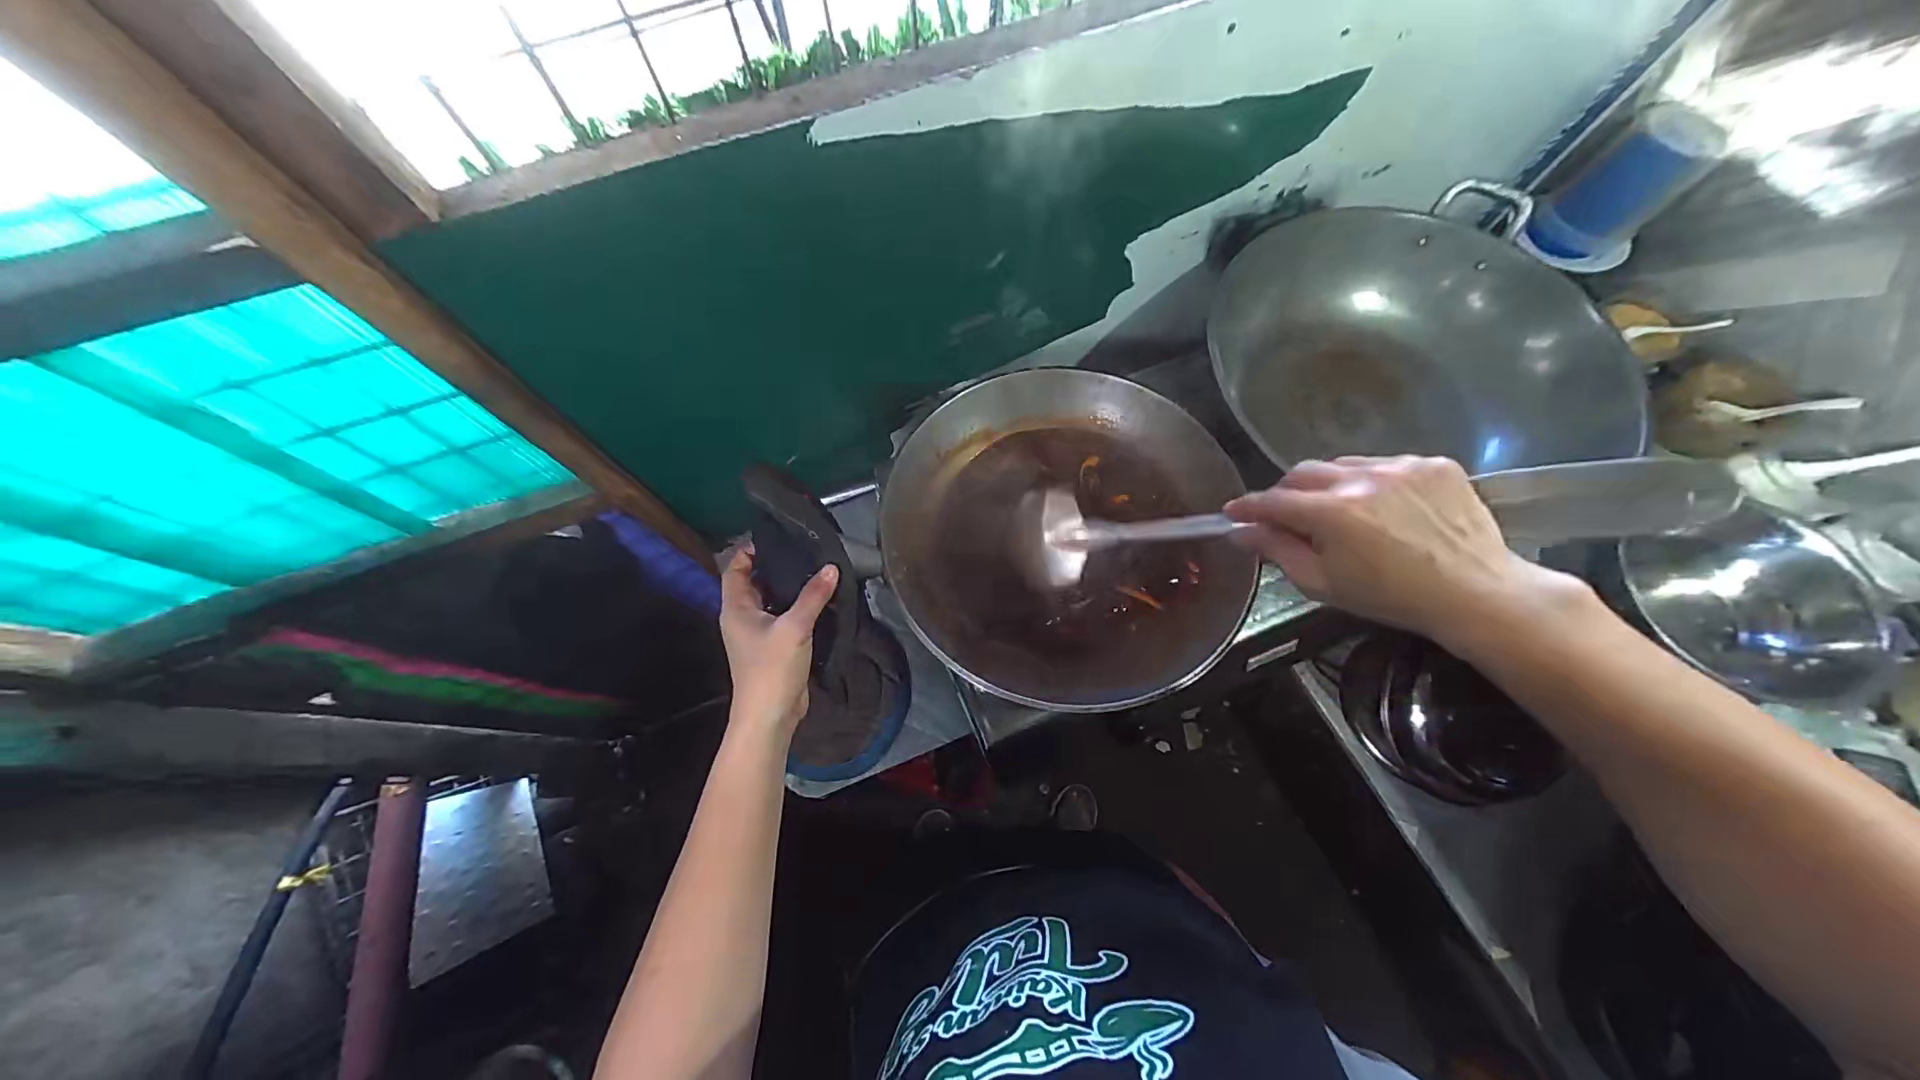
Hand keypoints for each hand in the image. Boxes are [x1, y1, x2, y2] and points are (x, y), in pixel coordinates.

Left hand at [719, 545, 837, 738]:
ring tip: (815, 570)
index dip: (749, 551)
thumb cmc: (771, 669)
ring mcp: (758, 635)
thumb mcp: (794, 627)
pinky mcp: (774, 648)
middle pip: (755, 583)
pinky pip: (784, 619)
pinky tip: (819, 601)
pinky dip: (798, 609)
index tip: (775, 537)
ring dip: (790, 589)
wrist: (770, 716)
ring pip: (772, 602)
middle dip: (776, 567)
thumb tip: (831, 567)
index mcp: (735, 608)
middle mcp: (743, 618)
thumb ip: (813, 596)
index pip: (734, 569)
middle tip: (803, 550)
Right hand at [1223, 456, 1585, 644]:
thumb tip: (1241, 531)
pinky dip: (1373, 482)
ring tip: (1341, 512)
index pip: (1272, 500)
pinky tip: (1386, 508)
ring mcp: (1400, 467)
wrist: (1476, 593)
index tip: (1232, 513)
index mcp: (1330, 513)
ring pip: (1343, 464)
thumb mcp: (1323, 583)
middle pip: (1303, 472)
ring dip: (1330, 484)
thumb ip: (1276, 551)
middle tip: (1287, 517)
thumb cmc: (1391, 597)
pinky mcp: (1432, 463)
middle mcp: (1361, 479)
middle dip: (1287, 493)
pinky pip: (1385, 464)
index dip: (1247, 507)